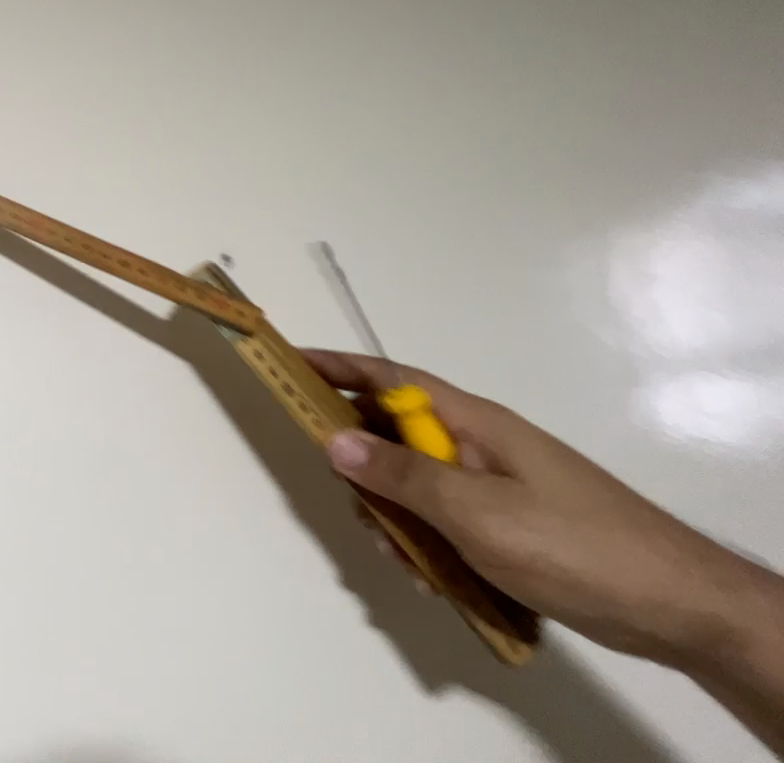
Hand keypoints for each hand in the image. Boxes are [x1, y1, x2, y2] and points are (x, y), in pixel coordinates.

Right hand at [303, 349, 774, 669]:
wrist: (686, 612)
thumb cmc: (577, 547)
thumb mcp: (476, 513)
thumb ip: (400, 476)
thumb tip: (332, 439)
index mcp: (472, 424)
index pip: (390, 379)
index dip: (338, 367)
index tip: (290, 363)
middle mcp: (478, 446)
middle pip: (392, 435)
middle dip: (362, 469)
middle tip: (357, 507)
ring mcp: (494, 485)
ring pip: (412, 485)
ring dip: (394, 519)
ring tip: (407, 562)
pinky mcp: (506, 523)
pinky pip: (440, 519)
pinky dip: (424, 543)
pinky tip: (432, 578)